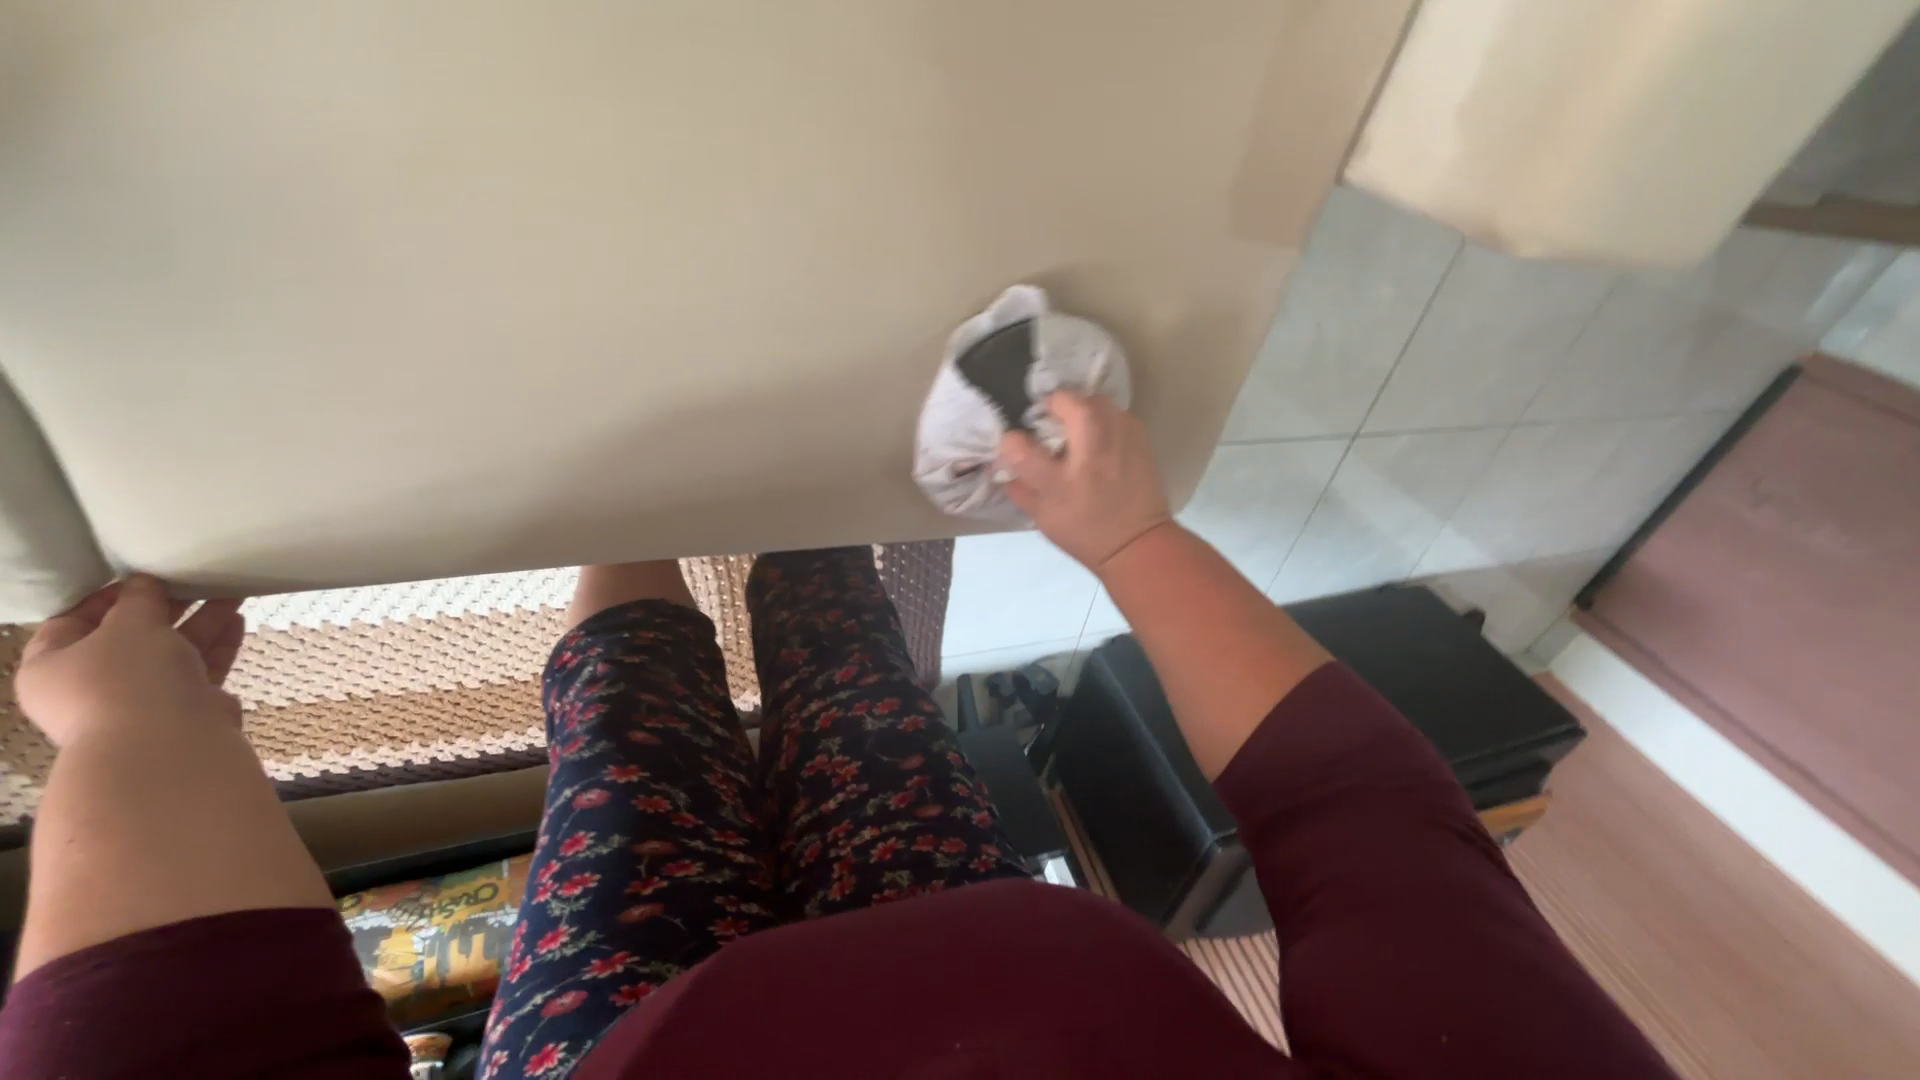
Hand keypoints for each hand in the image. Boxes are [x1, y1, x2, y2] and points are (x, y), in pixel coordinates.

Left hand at [14, 575, 245, 747]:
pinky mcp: (182, 704)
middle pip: (130, 635)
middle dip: (166, 607)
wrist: (166, 740)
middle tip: (193, 580)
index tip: (145, 576)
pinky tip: (237, 619)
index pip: (73, 620)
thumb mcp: (128, 626)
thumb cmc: (127, 677)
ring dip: (201, 620)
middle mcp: (91, 683)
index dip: (108, 596)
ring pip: (172, 650)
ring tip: (230, 591)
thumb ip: (138, 600)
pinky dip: (217, 644)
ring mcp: (140, 696)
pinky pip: (199, 667)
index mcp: (52, 665)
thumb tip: (144, 582)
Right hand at [997, 391, 1172, 571]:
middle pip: (1071, 404)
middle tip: (1048, 419)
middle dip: (1055, 403)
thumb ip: (1017, 487)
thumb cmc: (1084, 534)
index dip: (1011, 441)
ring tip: (1073, 424)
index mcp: (1061, 483)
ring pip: (1096, 400)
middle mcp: (1092, 456)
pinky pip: (1114, 411)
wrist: (1137, 543)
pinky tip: (1096, 435)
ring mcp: (1121, 442)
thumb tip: (999, 462)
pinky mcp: (1140, 437)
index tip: (1014, 443)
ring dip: (1079, 405)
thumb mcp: (1042, 518)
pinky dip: (1100, 416)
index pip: (1021, 448)